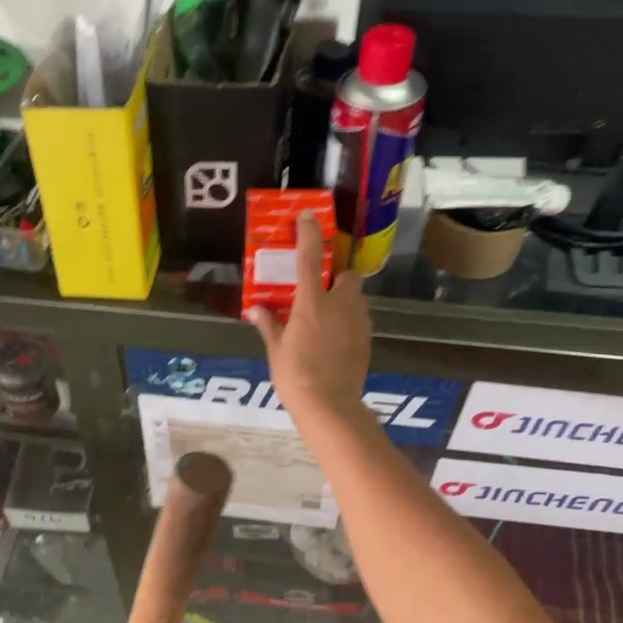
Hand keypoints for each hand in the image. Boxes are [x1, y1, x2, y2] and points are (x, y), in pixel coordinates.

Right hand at [247, 211, 371, 417]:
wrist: (329, 405)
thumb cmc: (295, 376)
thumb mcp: (276, 350)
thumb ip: (268, 325)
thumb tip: (255, 309)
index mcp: (312, 303)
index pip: (310, 258)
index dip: (309, 233)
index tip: (309, 217)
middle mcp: (339, 305)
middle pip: (349, 275)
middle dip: (339, 276)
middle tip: (323, 289)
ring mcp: (358, 323)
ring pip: (358, 298)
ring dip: (346, 299)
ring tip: (328, 318)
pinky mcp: (367, 340)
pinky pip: (361, 320)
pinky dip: (350, 321)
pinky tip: (336, 340)